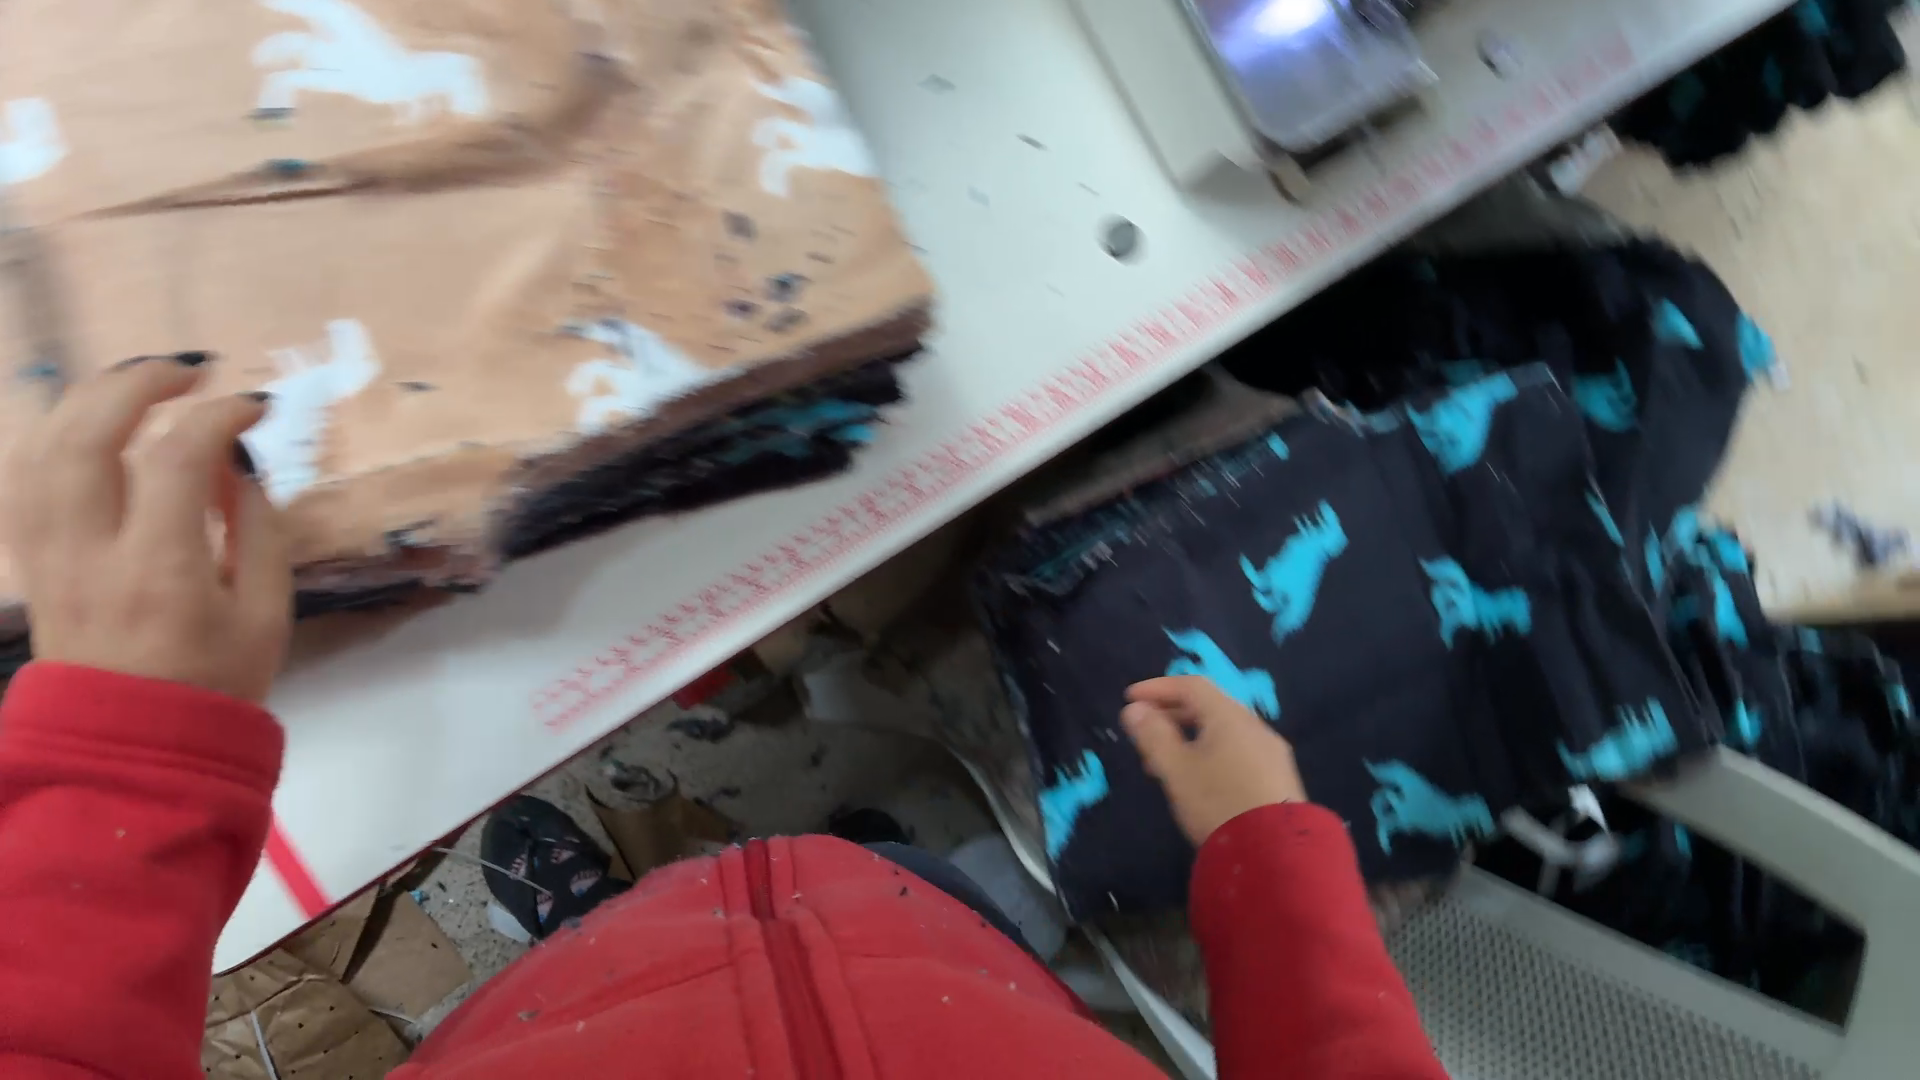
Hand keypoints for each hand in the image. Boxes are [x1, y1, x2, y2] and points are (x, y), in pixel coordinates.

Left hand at [1, 356, 291, 701]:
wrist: (134, 733)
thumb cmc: (221, 671)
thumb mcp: (267, 606)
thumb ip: (255, 528)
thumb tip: (237, 461)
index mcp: (161, 565)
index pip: (176, 461)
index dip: (216, 417)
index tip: (256, 405)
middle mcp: (88, 550)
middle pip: (84, 441)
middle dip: (134, 388)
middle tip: (189, 369)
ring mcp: (47, 553)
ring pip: (40, 453)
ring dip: (89, 404)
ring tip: (142, 383)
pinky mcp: (34, 557)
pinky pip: (29, 479)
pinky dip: (62, 438)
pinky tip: (99, 428)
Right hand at [1121, 676, 1308, 845]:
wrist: (1276, 857)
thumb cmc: (1218, 803)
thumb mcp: (1176, 769)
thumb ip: (1152, 735)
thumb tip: (1135, 709)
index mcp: (1230, 717)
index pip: (1191, 686)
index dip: (1157, 688)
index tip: (1130, 700)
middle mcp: (1255, 727)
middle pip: (1208, 706)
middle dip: (1171, 714)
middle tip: (1144, 730)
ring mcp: (1271, 753)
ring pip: (1222, 731)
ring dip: (1188, 737)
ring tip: (1162, 763)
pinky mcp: (1278, 779)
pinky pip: (1236, 750)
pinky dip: (1209, 752)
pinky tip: (1196, 780)